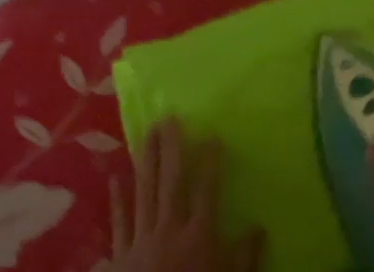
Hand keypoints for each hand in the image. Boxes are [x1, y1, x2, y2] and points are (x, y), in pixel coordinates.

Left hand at [111, 118, 263, 271]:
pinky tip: (114, 177)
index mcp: (199, 237)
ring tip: (146, 132)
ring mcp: (142, 239)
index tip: (213, 134)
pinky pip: (119, 222)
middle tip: (169, 116)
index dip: (211, 162)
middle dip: (171, 148)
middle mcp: (169, 230)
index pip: (206, 191)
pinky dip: (117, 200)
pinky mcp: (121, 254)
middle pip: (170, 182)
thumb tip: (260, 226)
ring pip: (144, 192)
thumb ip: (245, 257)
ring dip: (145, 160)